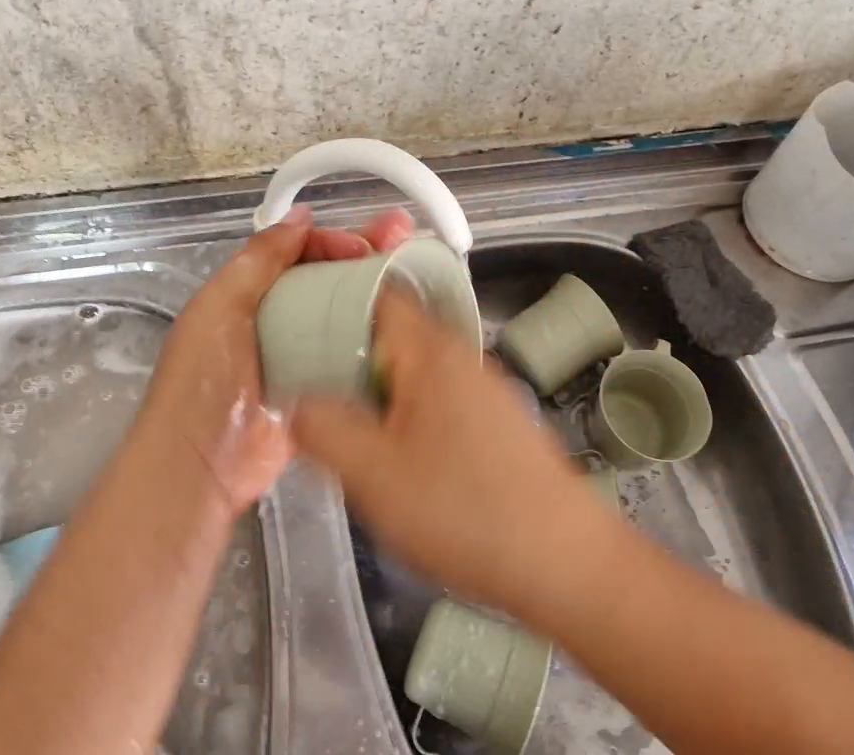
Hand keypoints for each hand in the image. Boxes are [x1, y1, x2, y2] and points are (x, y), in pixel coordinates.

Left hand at [136, 205, 415, 508]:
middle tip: (405, 241)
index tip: (365, 244)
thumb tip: (298, 217)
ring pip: (344, 317)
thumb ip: (258, 260)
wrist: (202, 465)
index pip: (296, 253)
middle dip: (365, 258)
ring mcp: (298, 359)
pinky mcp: (317, 393)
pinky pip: (351, 360)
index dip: (331, 242)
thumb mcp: (219, 308)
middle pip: (326, 280)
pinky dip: (377, 344)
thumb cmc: (202, 382)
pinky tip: (408, 331)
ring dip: (377, 296)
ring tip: (416, 276)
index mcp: (246, 296)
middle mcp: (274, 322)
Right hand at [291, 290, 600, 611]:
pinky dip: (400, 416)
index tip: (289, 325)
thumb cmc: (464, 511)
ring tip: (335, 425)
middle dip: (342, 356)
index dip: (327, 299)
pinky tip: (387, 459)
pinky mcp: (493, 426)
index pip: (374, 291)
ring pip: (408, 372)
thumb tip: (293, 401)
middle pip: (388, 333)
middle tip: (300, 385)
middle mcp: (459, 357)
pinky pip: (431, 402)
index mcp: (430, 350)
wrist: (565, 563)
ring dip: (370, 392)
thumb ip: (321, 428)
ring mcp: (481, 391)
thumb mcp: (372, 474)